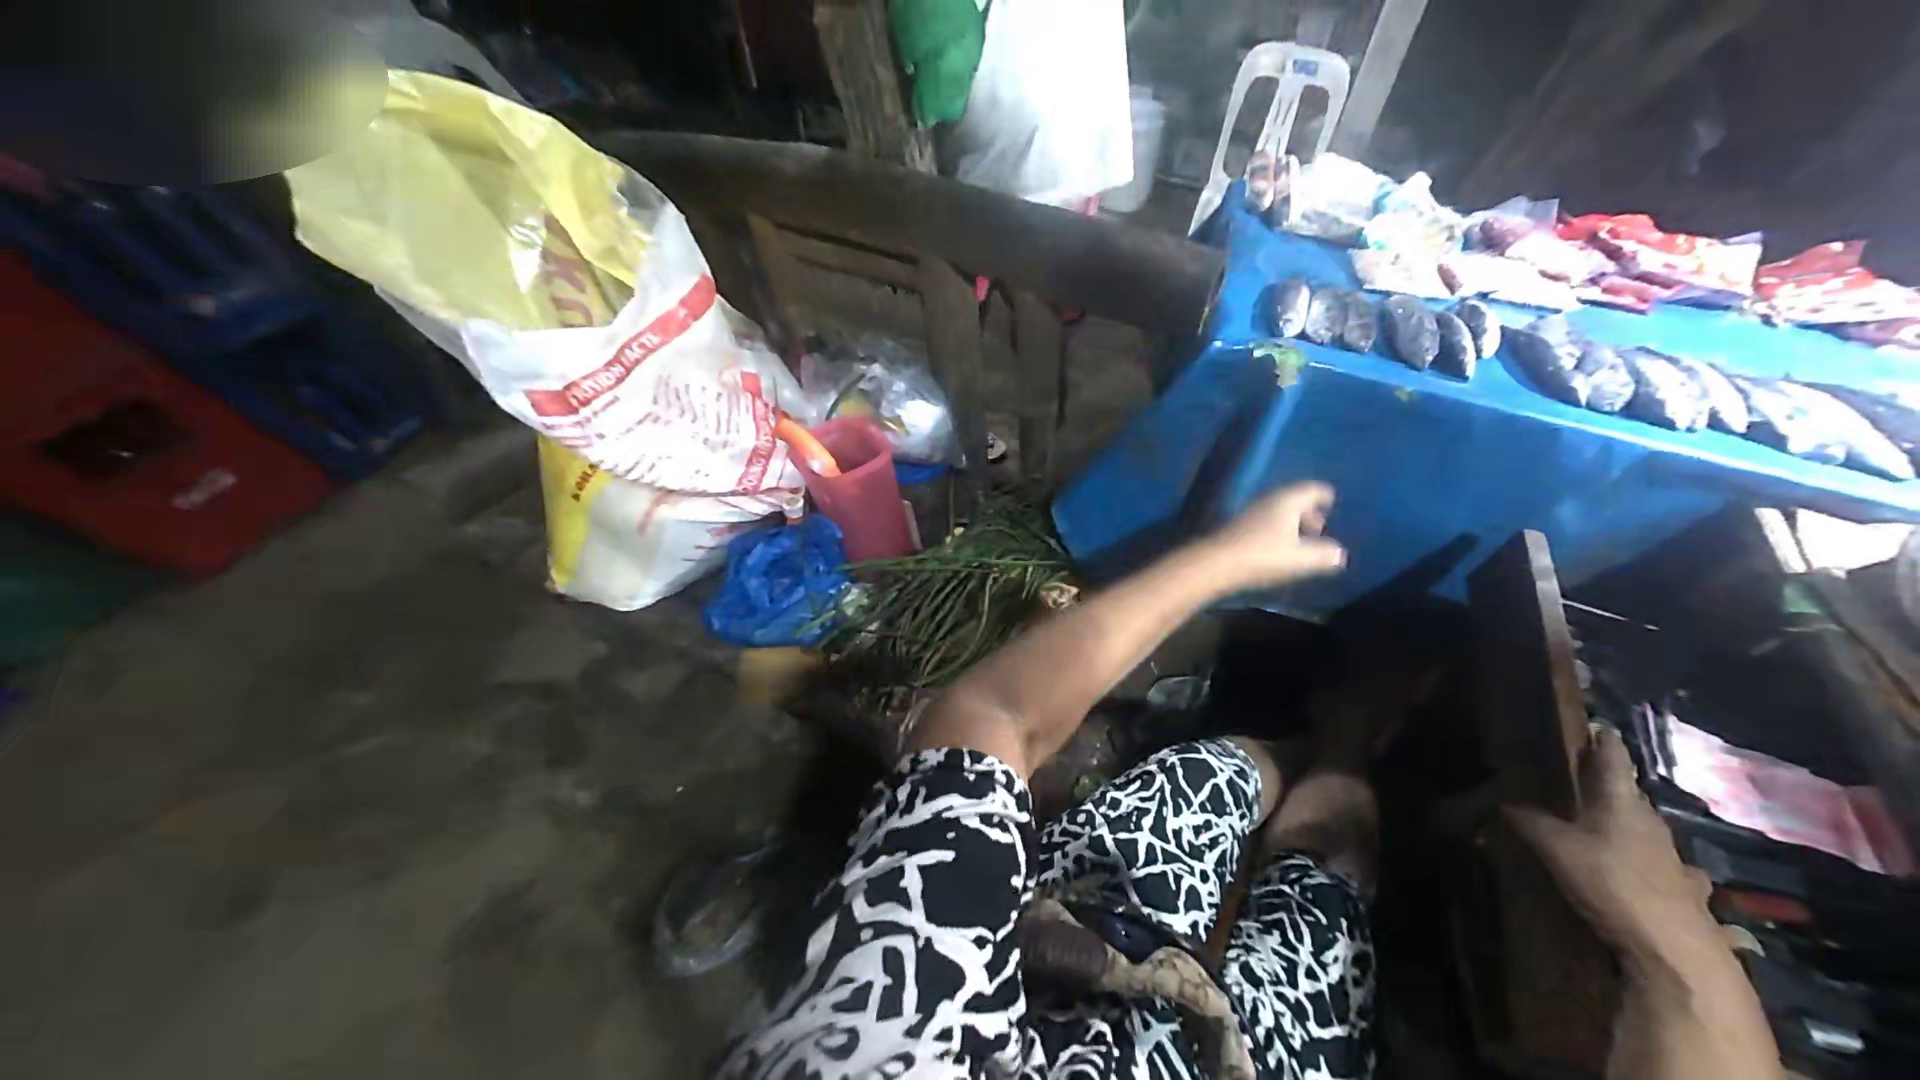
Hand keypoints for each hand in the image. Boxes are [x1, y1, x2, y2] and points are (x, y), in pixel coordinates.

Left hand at [1199, 482, 1346, 589]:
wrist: (1215, 563)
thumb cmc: (1263, 556)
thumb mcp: (1301, 558)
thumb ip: (1325, 555)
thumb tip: (1340, 554)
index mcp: (1287, 500)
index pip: (1311, 489)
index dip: (1323, 495)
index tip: (1330, 500)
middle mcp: (1267, 500)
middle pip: (1293, 499)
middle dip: (1307, 512)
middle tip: (1318, 529)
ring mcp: (1247, 512)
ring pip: (1275, 511)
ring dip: (1289, 523)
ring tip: (1299, 543)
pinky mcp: (1234, 527)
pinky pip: (1261, 523)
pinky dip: (1273, 530)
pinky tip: (1274, 549)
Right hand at [1504, 728, 1714, 958]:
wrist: (1675, 951)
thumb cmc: (1612, 882)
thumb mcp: (1552, 846)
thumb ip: (1525, 820)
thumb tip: (1499, 801)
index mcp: (1623, 803)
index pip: (1613, 760)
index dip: (1603, 741)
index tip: (1596, 724)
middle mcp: (1652, 824)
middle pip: (1627, 795)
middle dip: (1604, 784)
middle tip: (1576, 776)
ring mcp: (1673, 859)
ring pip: (1642, 829)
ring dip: (1622, 823)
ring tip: (1596, 824)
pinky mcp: (1683, 891)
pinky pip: (1657, 865)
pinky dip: (1641, 861)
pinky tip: (1633, 871)